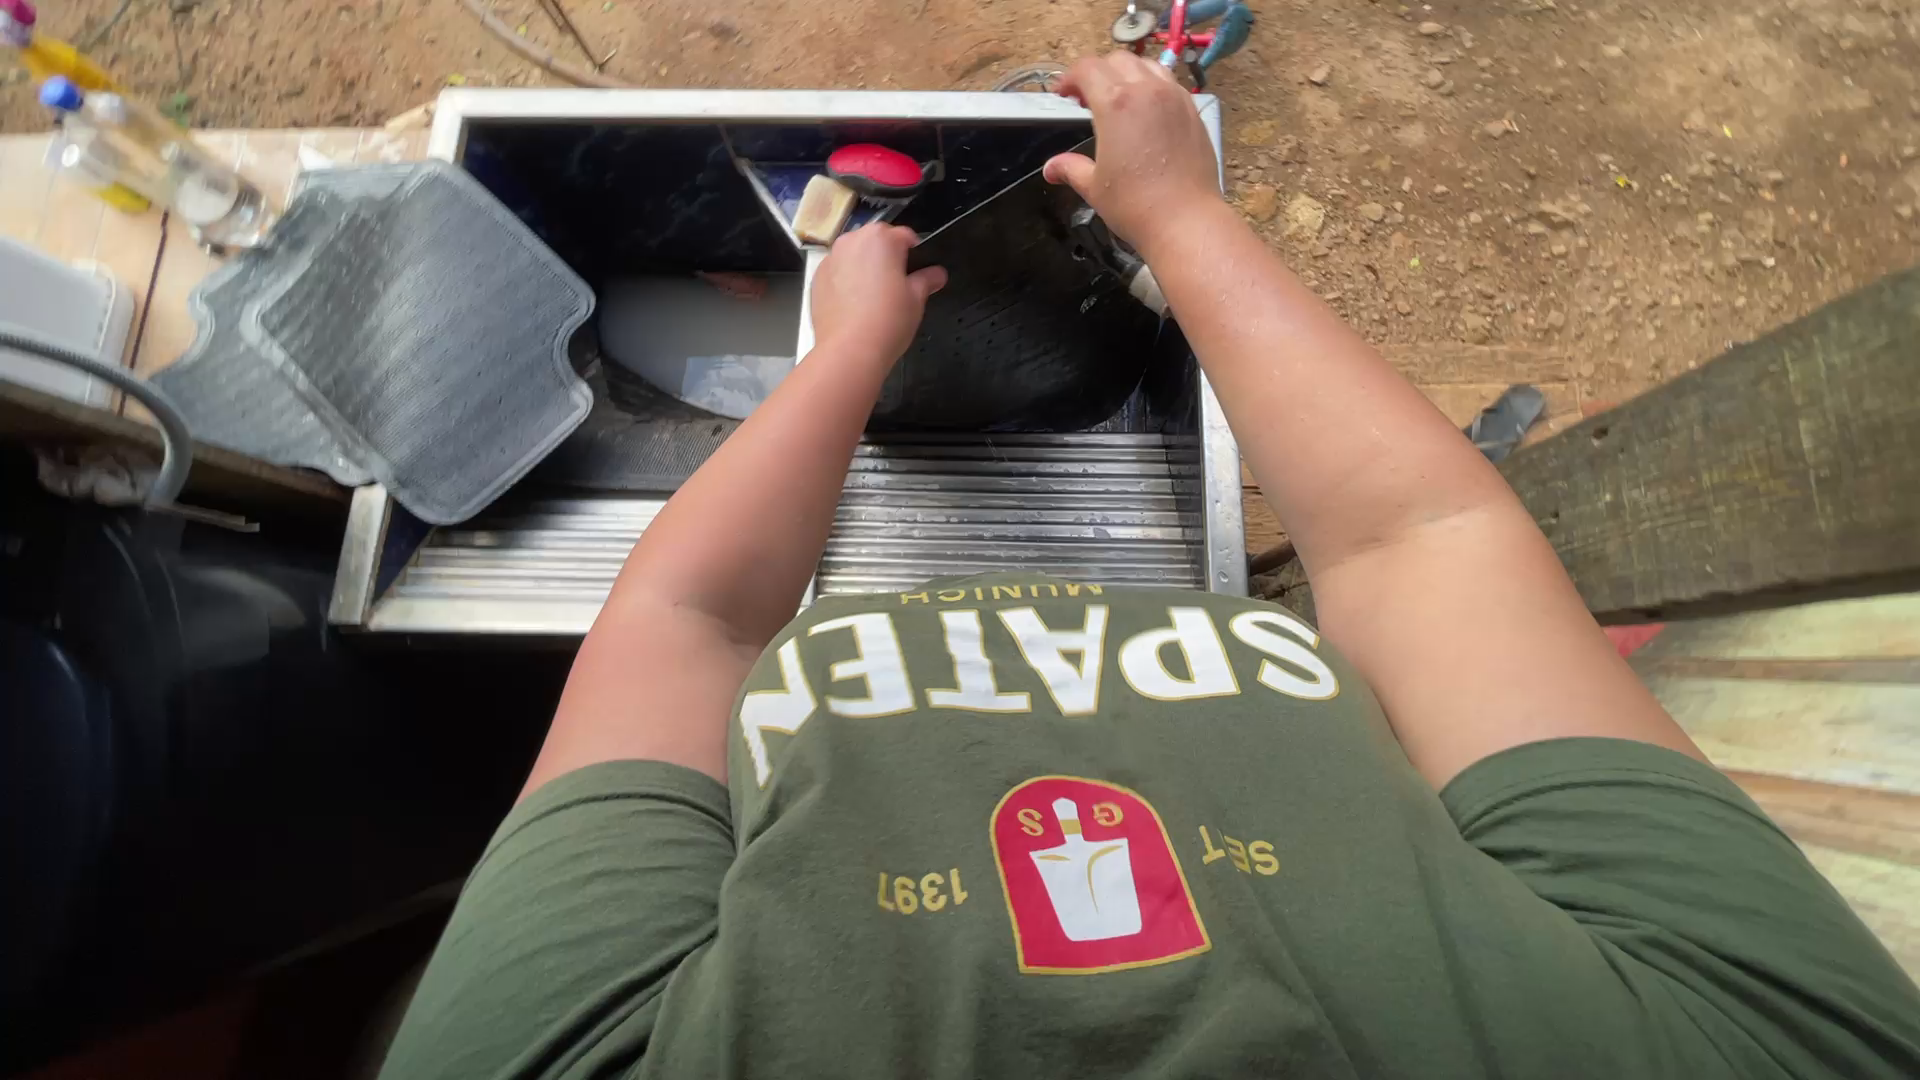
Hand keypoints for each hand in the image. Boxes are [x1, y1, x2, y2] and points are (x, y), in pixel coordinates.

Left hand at [808, 223, 947, 361]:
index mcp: (881, 238)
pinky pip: (837, 274)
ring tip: (873, 300)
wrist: (850, 351)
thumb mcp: (916, 299)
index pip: (906, 237)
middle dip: (887, 260)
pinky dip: (846, 284)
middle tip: (896, 289)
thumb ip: (927, 280)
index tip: (918, 275)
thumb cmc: (888, 321)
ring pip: (854, 257)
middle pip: (876, 243)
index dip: (916, 256)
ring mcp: (830, 259)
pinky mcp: (816, 279)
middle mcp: (852, 240)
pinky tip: (854, 308)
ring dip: (865, 270)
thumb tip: (937, 274)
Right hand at [1043, 52, 1223, 256]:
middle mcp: (1147, 91)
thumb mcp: (1094, 188)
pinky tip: (1146, 113)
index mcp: (1115, 105)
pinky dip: (1152, 87)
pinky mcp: (1192, 111)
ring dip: (1126, 74)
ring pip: (1146, 65)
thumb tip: (1052, 168)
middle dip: (1097, 73)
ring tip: (1117, 100)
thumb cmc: (1136, 206)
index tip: (1063, 93)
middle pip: (1117, 60)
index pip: (1087, 69)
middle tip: (1086, 98)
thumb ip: (1071, 169)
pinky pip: (1169, 84)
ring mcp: (1174, 98)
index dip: (1070, 78)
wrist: (1184, 220)